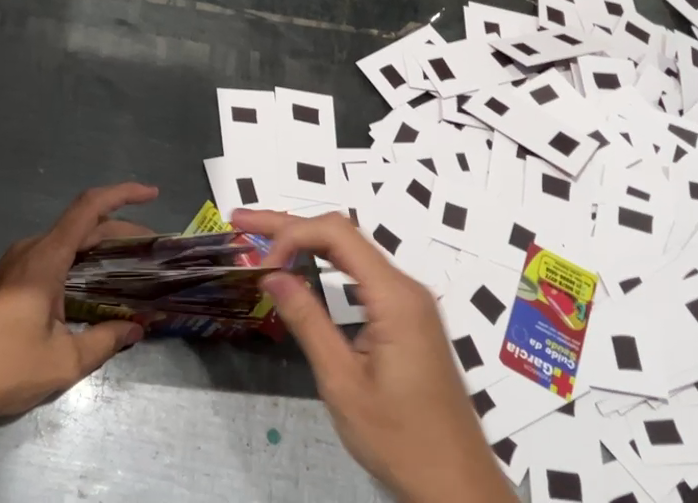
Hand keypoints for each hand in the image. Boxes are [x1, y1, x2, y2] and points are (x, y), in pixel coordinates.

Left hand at [0, 183, 158, 430]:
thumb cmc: (5, 367)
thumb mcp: (64, 360)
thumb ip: (105, 340)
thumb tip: (136, 328)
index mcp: (44, 258)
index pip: (88, 209)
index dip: (122, 195)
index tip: (152, 194)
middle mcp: (30, 251)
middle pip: (82, 227)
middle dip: (121, 233)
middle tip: (156, 252)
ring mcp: (17, 264)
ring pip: (67, 243)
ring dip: (100, 249)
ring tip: (133, 268)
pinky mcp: (9, 280)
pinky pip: (52, 259)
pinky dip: (81, 264)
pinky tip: (97, 289)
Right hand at [232, 210, 514, 502]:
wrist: (457, 485)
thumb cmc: (400, 438)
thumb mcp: (342, 382)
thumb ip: (307, 321)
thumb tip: (271, 274)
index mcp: (395, 297)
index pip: (336, 234)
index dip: (291, 235)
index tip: (261, 267)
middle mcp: (406, 288)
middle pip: (342, 234)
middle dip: (289, 225)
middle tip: (241, 221)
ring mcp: (410, 303)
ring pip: (351, 251)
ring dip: (306, 241)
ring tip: (262, 239)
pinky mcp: (408, 319)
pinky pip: (362, 274)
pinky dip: (326, 262)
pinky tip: (302, 267)